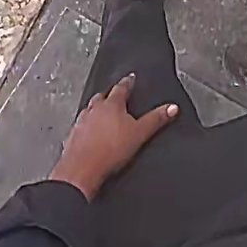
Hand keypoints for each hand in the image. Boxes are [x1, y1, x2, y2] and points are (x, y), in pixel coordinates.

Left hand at [48, 75, 178, 200]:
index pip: (121, 88)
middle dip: (110, 94)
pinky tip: (90, 132)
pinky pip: (82, 125)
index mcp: (111, 105)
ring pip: (90, 109)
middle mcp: (94, 109)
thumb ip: (156, 120)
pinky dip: (88, 125)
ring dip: (97, 109)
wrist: (83, 168)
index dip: (127, 83)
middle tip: (116, 94)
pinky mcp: (74, 135)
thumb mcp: (140, 134)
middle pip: (103, 96)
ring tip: (103, 112)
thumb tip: (172, 108)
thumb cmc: (110, 150)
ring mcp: (82, 122)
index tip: (130, 78)